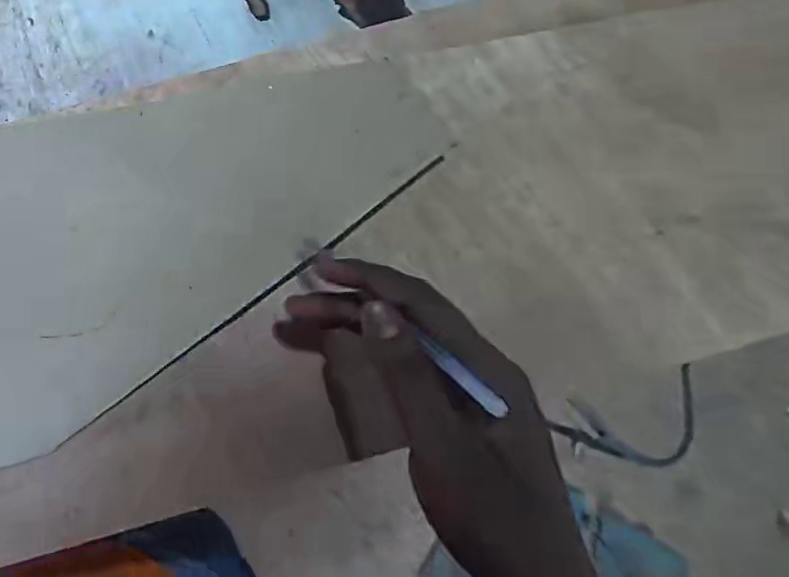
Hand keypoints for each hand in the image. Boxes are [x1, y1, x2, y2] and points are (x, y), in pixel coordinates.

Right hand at [274, 257, 591, 576]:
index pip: (421, 302)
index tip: (321, 270)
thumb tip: (375, 307)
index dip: (370, 278)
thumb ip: (410, 375)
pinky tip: (334, 351)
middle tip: (297, 303)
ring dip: (351, 326)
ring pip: (400, 340)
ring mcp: (464, 389)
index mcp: (485, 366)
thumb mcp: (444, 447)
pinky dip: (366, 355)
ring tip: (298, 323)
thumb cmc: (491, 517)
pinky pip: (403, 367)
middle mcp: (476, 366)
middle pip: (406, 317)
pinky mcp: (452, 410)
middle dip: (349, 303)